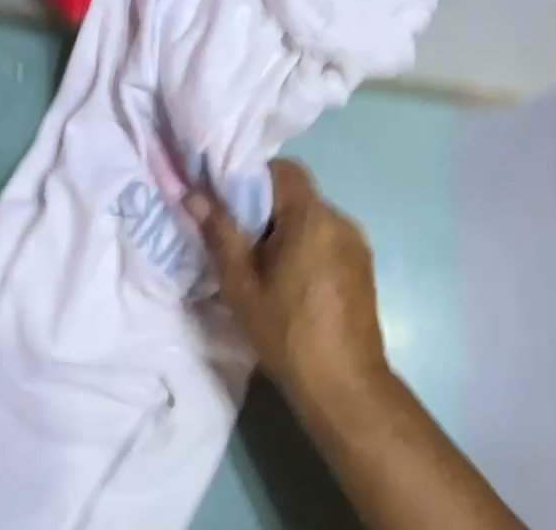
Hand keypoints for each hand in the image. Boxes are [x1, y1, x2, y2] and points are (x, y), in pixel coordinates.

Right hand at [189, 158, 388, 405]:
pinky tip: (287, 280)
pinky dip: (304, 245)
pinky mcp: (363, 267)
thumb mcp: (240, 283)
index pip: (283, 169)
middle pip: (297, 192)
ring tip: (260, 263)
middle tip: (236, 236)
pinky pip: (326, 238)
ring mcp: (356, 244)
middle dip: (264, 206)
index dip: (252, 176)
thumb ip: (219, 233)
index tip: (227, 201)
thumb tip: (192, 195)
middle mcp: (340, 220)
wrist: (345, 387)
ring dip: (285, 228)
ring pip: (311, 216)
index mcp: (311, 217)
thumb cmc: (286, 331)